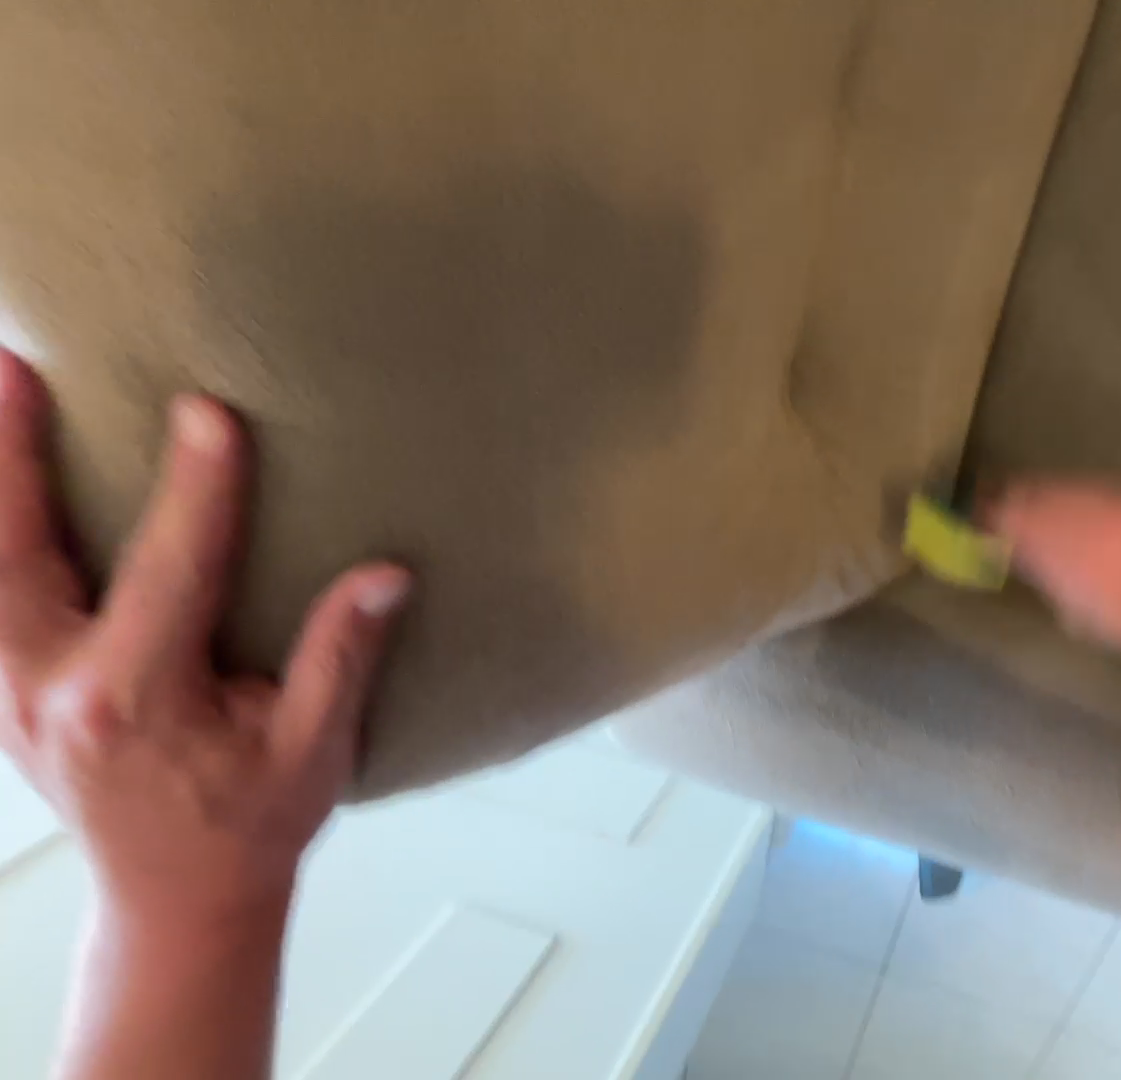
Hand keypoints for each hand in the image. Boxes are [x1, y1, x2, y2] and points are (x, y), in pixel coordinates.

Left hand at [0, 348, 408, 927]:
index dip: (198, 488)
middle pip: (11, 553)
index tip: (207, 414)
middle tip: (13, 366)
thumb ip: (341, 654)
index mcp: (136, 695)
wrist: (181, 894)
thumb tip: (385, 574)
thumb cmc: (261, 816)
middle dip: (10, 457)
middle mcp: (47, 687)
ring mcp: (1, 695)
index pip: (173, 568)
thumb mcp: (319, 743)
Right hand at [986, 480, 1120, 658]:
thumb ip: (1043, 572)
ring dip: (1037, 492)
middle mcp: (1079, 516)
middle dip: (1006, 497)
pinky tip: (1069, 503)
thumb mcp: (1073, 607)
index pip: (1006, 520)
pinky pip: (1088, 487)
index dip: (984, 515)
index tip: (970, 515)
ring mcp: (1108, 501)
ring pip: (1058, 487)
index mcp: (1058, 549)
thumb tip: (1013, 550)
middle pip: (1028, 495)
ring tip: (1025, 498)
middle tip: (989, 500)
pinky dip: (1071, 494)